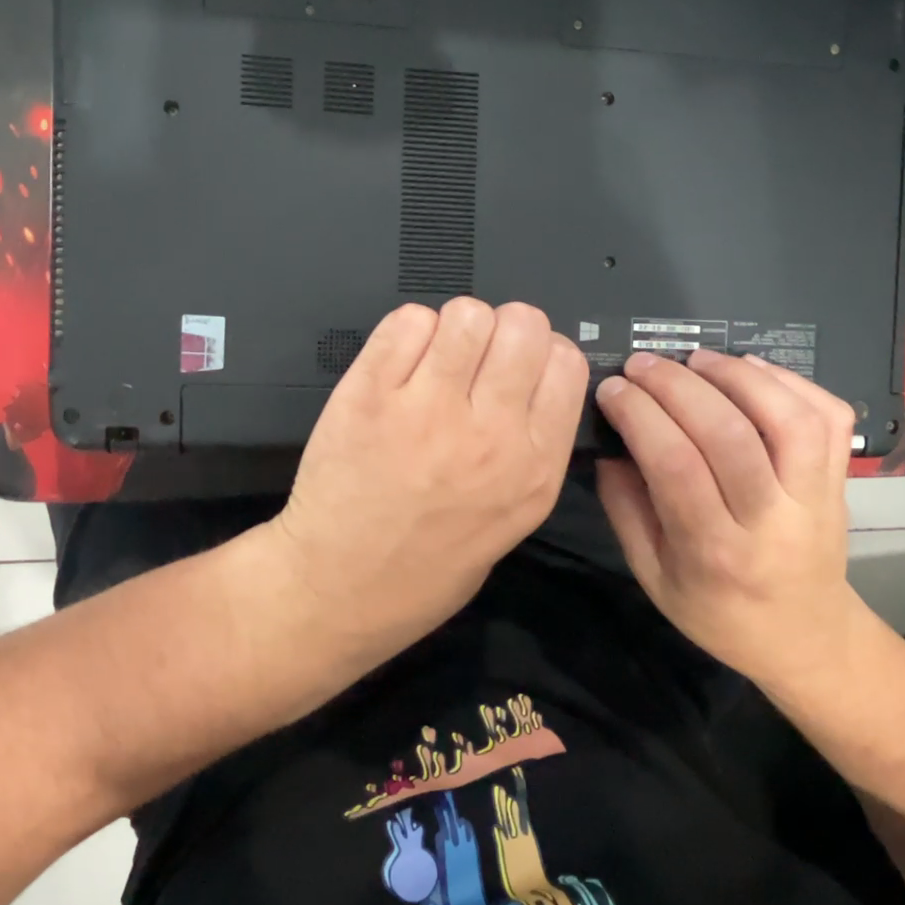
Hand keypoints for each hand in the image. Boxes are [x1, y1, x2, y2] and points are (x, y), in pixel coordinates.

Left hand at [273, 298, 588, 655]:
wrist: (337, 590)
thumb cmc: (425, 568)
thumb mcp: (511, 521)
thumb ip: (528, 449)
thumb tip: (529, 382)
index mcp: (535, 468)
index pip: (567, 361)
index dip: (542, 352)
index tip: (517, 364)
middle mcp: (492, 433)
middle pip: (523, 324)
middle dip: (502, 330)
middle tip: (473, 360)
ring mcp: (428, 410)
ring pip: (467, 314)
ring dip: (453, 329)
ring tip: (432, 363)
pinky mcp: (370, 395)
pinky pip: (407, 321)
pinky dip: (406, 333)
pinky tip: (397, 366)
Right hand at [593, 349, 860, 686]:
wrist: (805, 637)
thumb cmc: (717, 613)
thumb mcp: (652, 576)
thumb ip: (625, 508)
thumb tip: (609, 443)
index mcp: (713, 552)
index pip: (676, 466)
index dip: (640, 415)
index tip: (612, 389)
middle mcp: (770, 521)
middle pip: (728, 435)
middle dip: (677, 386)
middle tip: (642, 364)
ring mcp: (815, 498)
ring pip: (788, 419)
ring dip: (737, 376)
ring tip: (696, 359)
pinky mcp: (841, 482)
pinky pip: (829, 418)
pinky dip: (791, 381)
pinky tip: (749, 369)